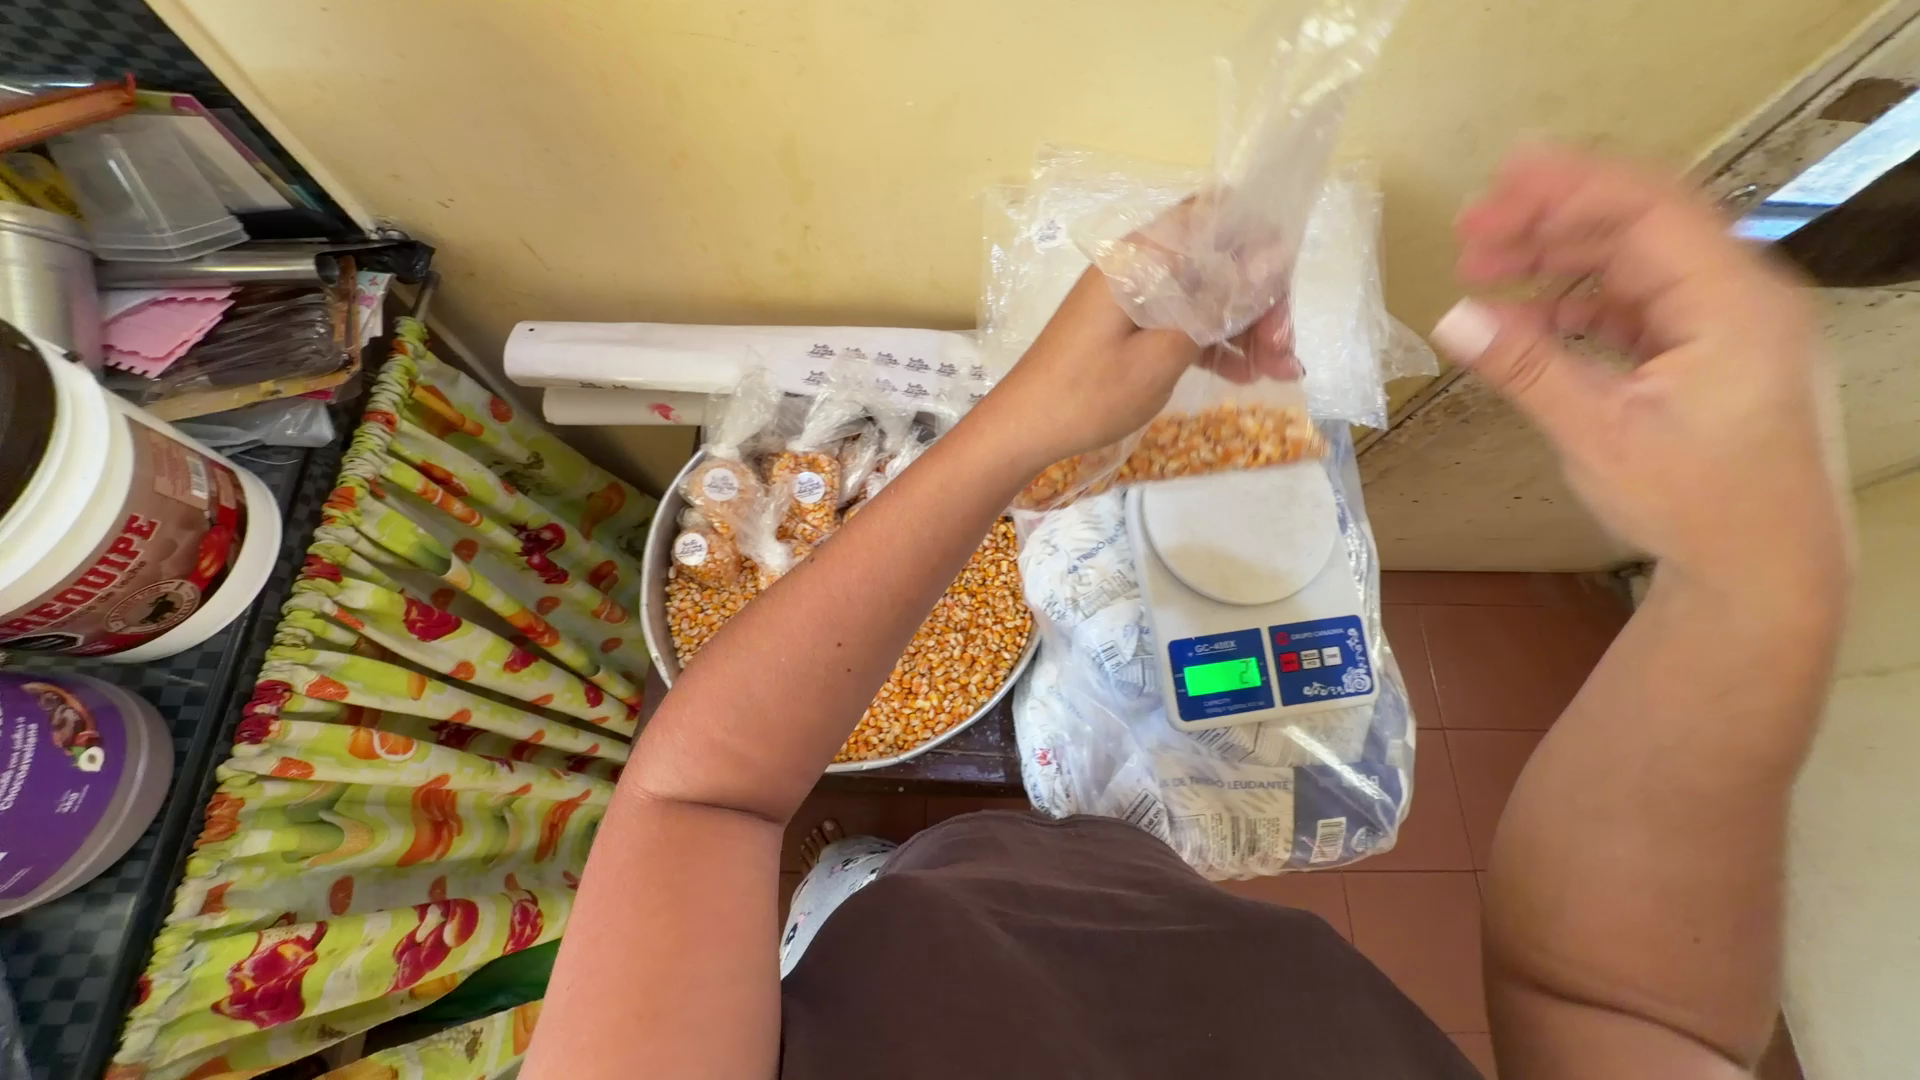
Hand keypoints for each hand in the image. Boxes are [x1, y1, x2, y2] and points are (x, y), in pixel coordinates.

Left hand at [978, 265, 1294, 469]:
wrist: (1024, 429)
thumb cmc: (1088, 394)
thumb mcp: (1162, 354)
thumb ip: (1218, 305)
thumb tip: (1273, 256)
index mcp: (1143, 256)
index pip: (1219, 217)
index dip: (1262, 245)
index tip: (1283, 295)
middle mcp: (1140, 265)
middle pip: (1219, 261)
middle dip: (1260, 300)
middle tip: (1283, 352)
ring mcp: (1135, 297)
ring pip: (1207, 295)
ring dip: (1246, 329)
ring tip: (1278, 372)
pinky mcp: (1132, 326)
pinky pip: (1184, 322)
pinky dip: (1215, 345)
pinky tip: (1246, 375)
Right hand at [1433, 145, 1849, 595]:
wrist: (1754, 563)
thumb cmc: (1691, 500)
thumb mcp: (1596, 432)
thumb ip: (1525, 368)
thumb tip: (1451, 318)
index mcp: (1730, 304)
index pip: (1648, 212)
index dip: (1572, 185)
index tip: (1502, 175)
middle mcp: (1732, 297)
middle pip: (1635, 229)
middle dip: (1548, 221)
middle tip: (1469, 229)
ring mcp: (1714, 325)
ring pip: (1627, 265)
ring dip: (1553, 260)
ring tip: (1478, 266)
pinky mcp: (1693, 352)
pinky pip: (1625, 307)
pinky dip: (1567, 305)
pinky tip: (1516, 318)